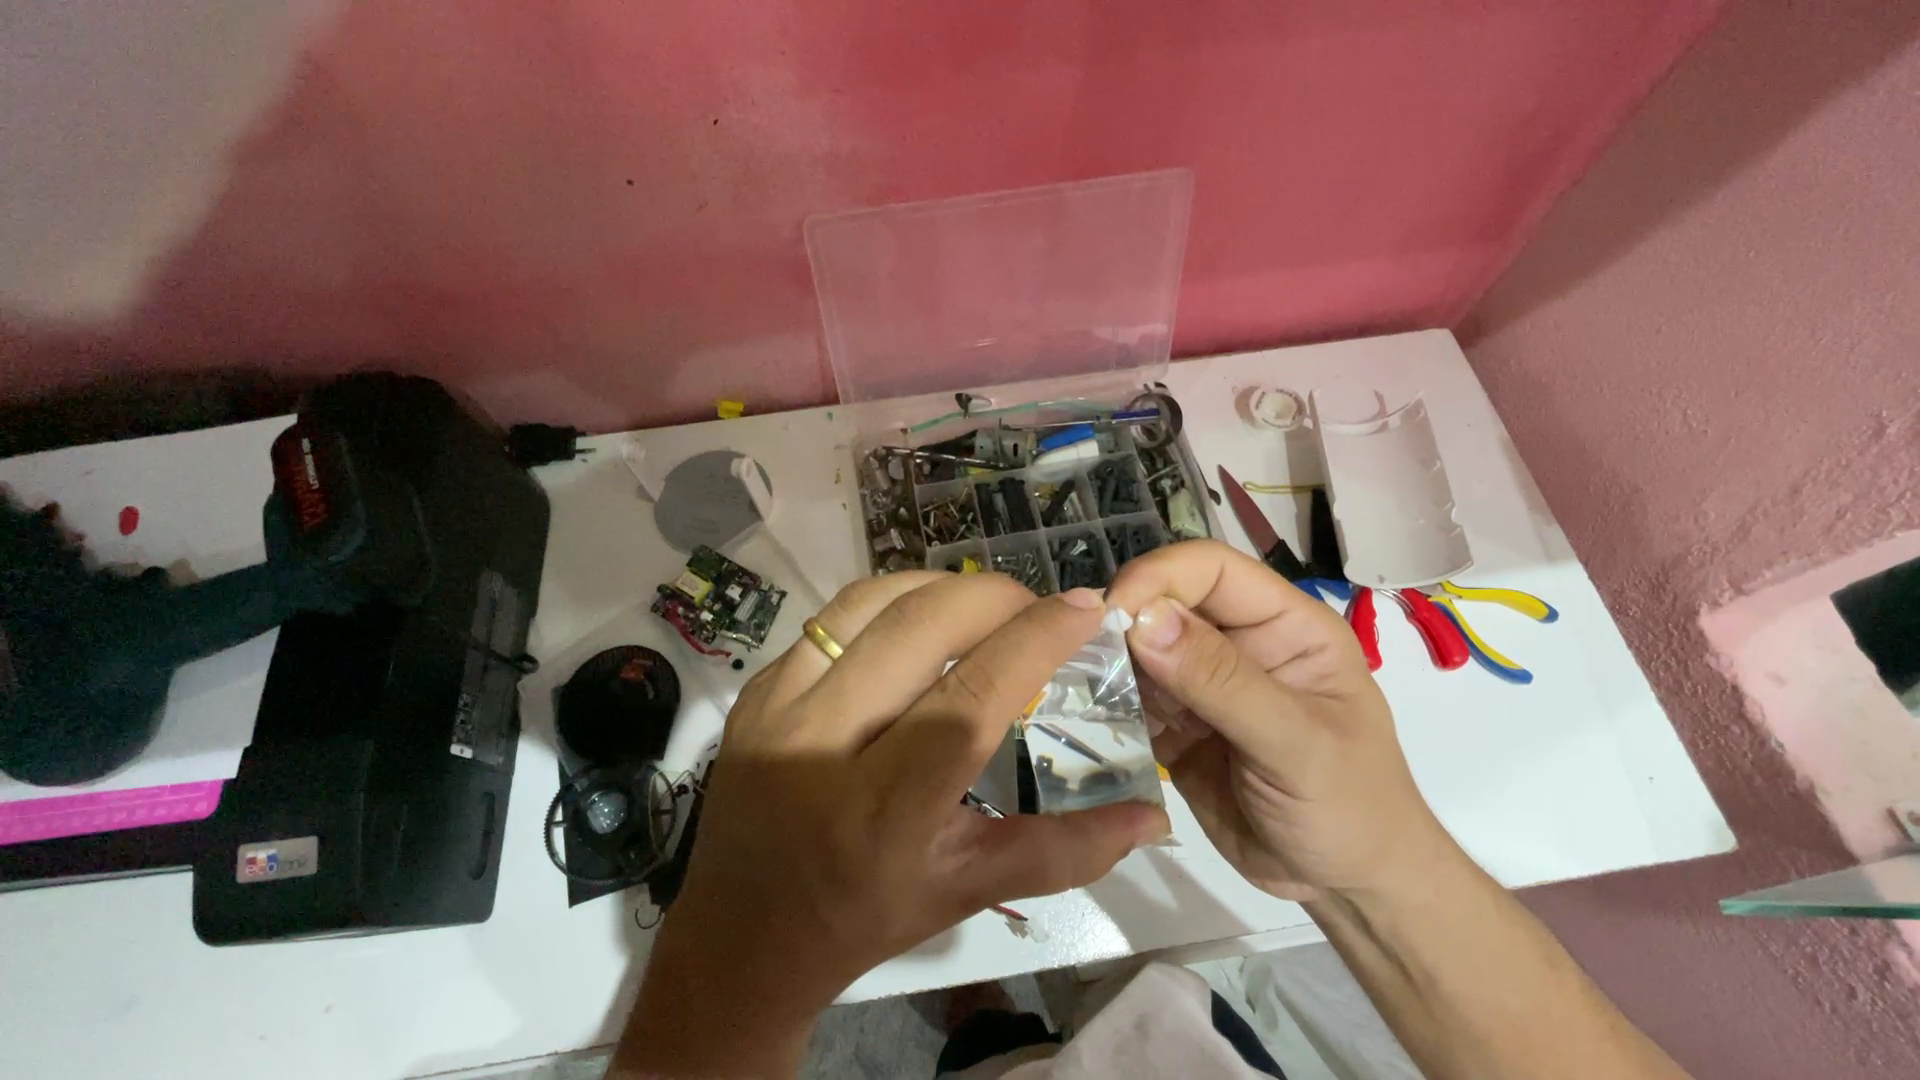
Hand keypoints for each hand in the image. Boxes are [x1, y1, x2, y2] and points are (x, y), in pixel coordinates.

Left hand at [620, 574, 1168, 1075]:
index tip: (1084, 605)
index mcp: (885, 806)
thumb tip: (1153, 817)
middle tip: (1035, 605)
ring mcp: (777, 708)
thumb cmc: (863, 918)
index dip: (1034, 641)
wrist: (741, 938)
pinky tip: (915, 624)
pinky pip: (830, 619)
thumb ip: (1063, 851)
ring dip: (938, 586)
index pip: (971, 696)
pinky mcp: (754, 691)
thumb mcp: (965, 889)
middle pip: (918, 627)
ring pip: (868, 602)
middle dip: (993, 597)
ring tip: (981, 604)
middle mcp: (823, 743)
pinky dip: (886, 606)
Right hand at [1105, 540, 1455, 901]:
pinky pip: (1134, 698)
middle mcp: (1241, 645)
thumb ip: (1222, 682)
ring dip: (1112, 663)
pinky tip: (1095, 714)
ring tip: (1083, 686)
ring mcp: (1205, 687)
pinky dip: (1112, 702)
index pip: (1212, 571)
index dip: (1160, 577)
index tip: (1112, 611)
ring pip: (1142, 649)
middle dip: (1125, 621)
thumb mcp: (1297, 744)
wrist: (1347, 889)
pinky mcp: (1178, 727)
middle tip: (1083, 653)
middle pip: (1168, 603)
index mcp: (1286, 628)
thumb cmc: (1350, 809)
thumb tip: (1143, 619)